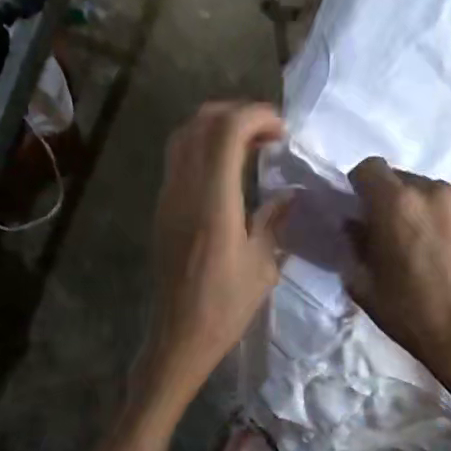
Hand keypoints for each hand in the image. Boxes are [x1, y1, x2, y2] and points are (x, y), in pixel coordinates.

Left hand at [141, 102, 290, 400]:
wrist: (180, 335)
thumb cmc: (226, 307)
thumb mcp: (262, 266)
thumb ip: (273, 221)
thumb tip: (288, 195)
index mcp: (214, 202)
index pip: (227, 129)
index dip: (257, 116)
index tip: (282, 132)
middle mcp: (185, 190)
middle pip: (202, 122)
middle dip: (238, 115)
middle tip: (267, 135)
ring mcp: (168, 198)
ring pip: (184, 136)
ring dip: (216, 129)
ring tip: (247, 148)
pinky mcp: (162, 210)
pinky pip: (178, 160)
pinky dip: (203, 150)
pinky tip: (226, 174)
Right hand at [345, 158, 450, 388]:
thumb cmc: (408, 313)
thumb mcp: (362, 284)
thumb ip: (353, 244)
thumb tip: (354, 224)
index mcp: (396, 204)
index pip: (370, 167)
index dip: (361, 186)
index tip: (362, 210)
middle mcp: (433, 190)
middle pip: (403, 180)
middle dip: (393, 201)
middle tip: (393, 235)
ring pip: (434, 192)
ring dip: (424, 210)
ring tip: (426, 246)